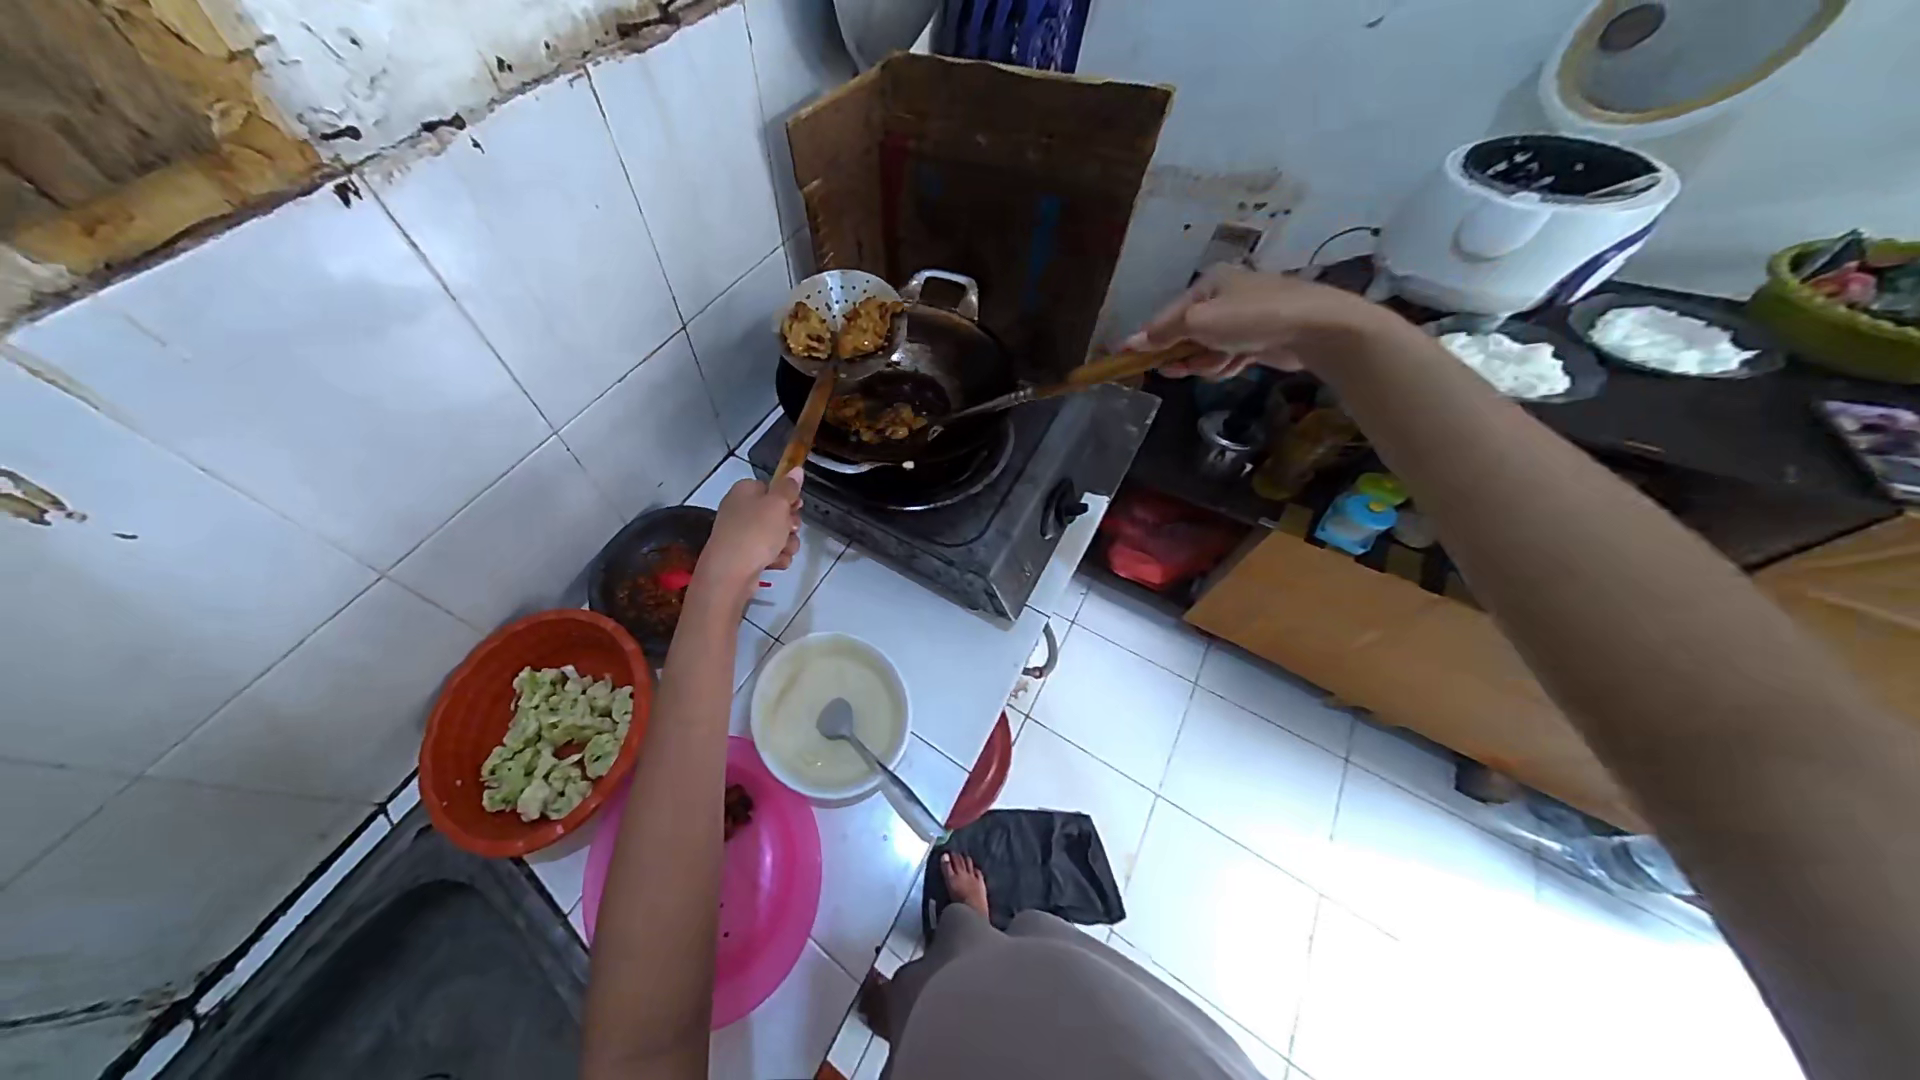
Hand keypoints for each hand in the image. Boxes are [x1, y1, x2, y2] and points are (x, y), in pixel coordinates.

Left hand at [694, 470, 802, 595]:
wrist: (730, 572)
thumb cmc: (755, 532)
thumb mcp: (777, 505)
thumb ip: (789, 487)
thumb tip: (796, 469)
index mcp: (745, 491)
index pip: (771, 488)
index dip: (788, 498)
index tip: (798, 506)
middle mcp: (741, 510)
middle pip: (777, 513)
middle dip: (790, 524)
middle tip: (790, 529)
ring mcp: (742, 534)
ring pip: (777, 535)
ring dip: (786, 543)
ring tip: (782, 550)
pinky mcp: (745, 555)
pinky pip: (770, 553)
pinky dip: (776, 557)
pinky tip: (774, 562)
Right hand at [1125, 264, 1404, 378]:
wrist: (1315, 327)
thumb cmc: (1252, 317)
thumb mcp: (1200, 323)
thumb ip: (1164, 333)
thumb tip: (1131, 342)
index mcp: (1209, 283)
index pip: (1167, 314)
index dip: (1148, 337)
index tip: (1127, 357)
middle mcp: (1224, 297)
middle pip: (1185, 333)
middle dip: (1181, 353)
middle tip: (1176, 370)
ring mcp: (1243, 318)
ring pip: (1206, 349)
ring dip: (1207, 362)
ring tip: (1221, 364)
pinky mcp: (1258, 338)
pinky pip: (1227, 356)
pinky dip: (1227, 364)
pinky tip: (1236, 365)